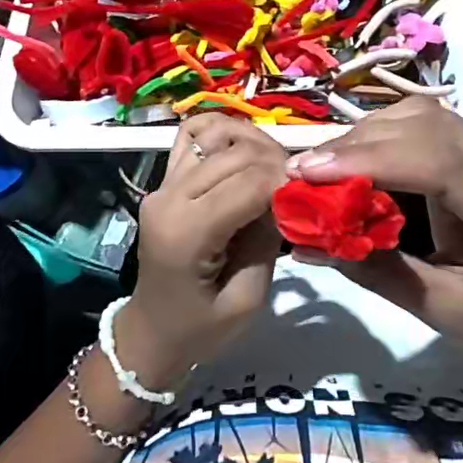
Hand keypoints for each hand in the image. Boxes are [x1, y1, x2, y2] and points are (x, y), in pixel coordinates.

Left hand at [123, 115, 287, 388]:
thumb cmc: (200, 328)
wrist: (152, 331)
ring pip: (217, 134)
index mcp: (187, 231)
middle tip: (297, 188)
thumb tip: (286, 195)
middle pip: (237, 153)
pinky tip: (242, 149)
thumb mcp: (247, 299)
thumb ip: (267, 241)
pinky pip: (193, 135)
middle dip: (276, 163)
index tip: (310, 197)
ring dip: (254, 144)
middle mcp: (169, 197)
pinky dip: (222, 131)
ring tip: (273, 170)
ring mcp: (163, 184)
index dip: (286, 182)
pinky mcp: (163, 180)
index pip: (249, 182)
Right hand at [286, 99, 462, 392]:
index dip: (374, 159)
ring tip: (321, 170)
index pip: (445, 163)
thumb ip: (379, 271)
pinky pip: (428, 133)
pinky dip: (382, 142)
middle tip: (301, 173)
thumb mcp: (445, 313)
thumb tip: (308, 240)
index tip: (310, 173)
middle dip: (361, 144)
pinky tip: (352, 165)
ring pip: (428, 119)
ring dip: (368, 137)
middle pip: (434, 129)